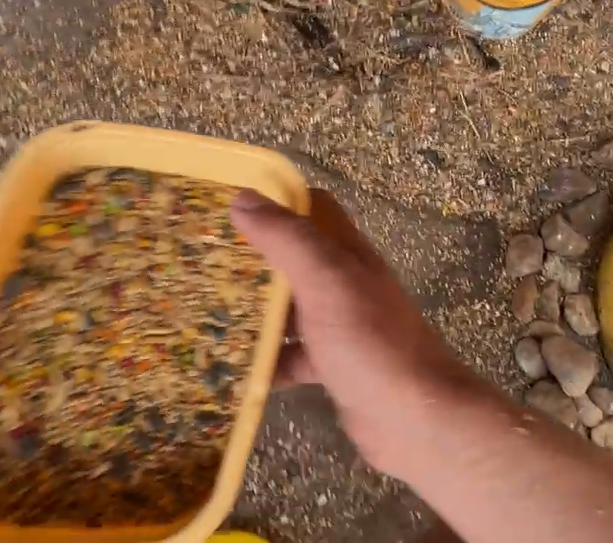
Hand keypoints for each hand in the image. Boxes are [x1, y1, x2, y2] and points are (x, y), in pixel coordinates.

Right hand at [230, 188, 491, 476]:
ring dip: (255, 313)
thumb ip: (289, 240)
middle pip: (295, 259)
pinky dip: (266, 361)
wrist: (413, 414)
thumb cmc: (370, 339)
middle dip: (254, 259)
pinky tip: (231, 372)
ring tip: (202, 316)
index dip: (276, 202)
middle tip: (200, 264)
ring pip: (291, 308)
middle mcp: (345, 282)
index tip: (226, 207)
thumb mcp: (327, 280)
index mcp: (348, 253)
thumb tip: (244, 197)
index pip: (314, 208)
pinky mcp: (334, 364)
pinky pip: (292, 354)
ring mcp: (341, 324)